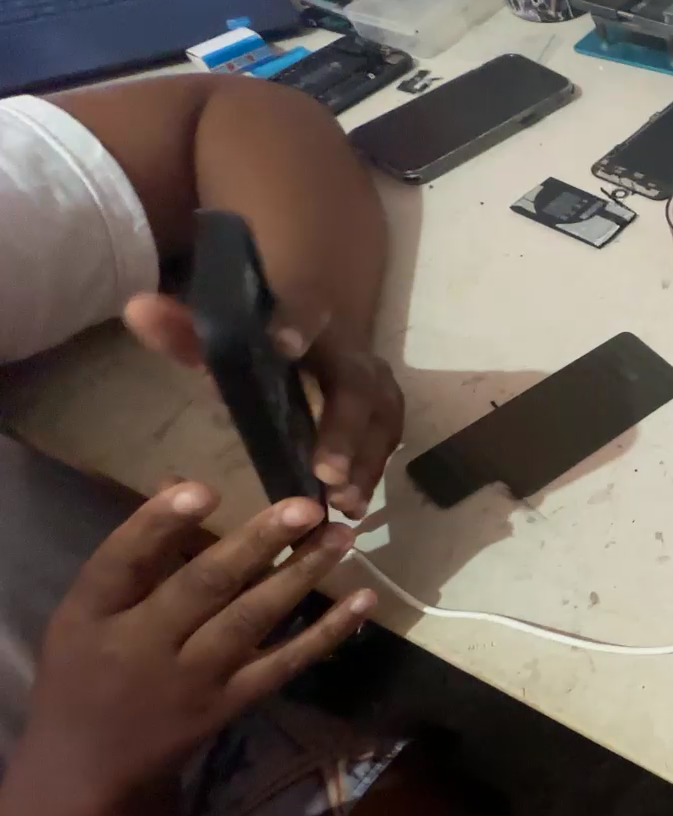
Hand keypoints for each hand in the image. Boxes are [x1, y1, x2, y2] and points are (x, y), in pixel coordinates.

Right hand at [18, 483, 376, 803]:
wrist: (91, 765)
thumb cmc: (95, 669)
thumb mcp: (94, 617)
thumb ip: (144, 557)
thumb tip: (184, 484)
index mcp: (90, 618)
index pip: (120, 565)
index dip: (157, 526)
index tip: (203, 487)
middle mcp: (140, 645)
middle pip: (204, 586)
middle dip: (258, 543)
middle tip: (307, 507)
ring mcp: (194, 676)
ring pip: (255, 617)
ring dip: (304, 573)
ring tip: (342, 536)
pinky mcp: (236, 699)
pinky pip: (290, 658)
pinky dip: (331, 628)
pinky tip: (366, 598)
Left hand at [123, 294, 402, 516]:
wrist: (318, 339)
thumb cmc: (261, 341)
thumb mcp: (216, 330)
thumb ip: (181, 327)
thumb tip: (141, 310)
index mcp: (313, 324)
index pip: (304, 313)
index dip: (298, 325)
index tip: (283, 345)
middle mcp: (356, 357)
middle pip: (357, 389)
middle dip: (344, 430)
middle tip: (328, 473)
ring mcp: (380, 389)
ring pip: (381, 424)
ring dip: (365, 464)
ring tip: (344, 502)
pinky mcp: (387, 417)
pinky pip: (385, 444)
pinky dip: (372, 474)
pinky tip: (355, 505)